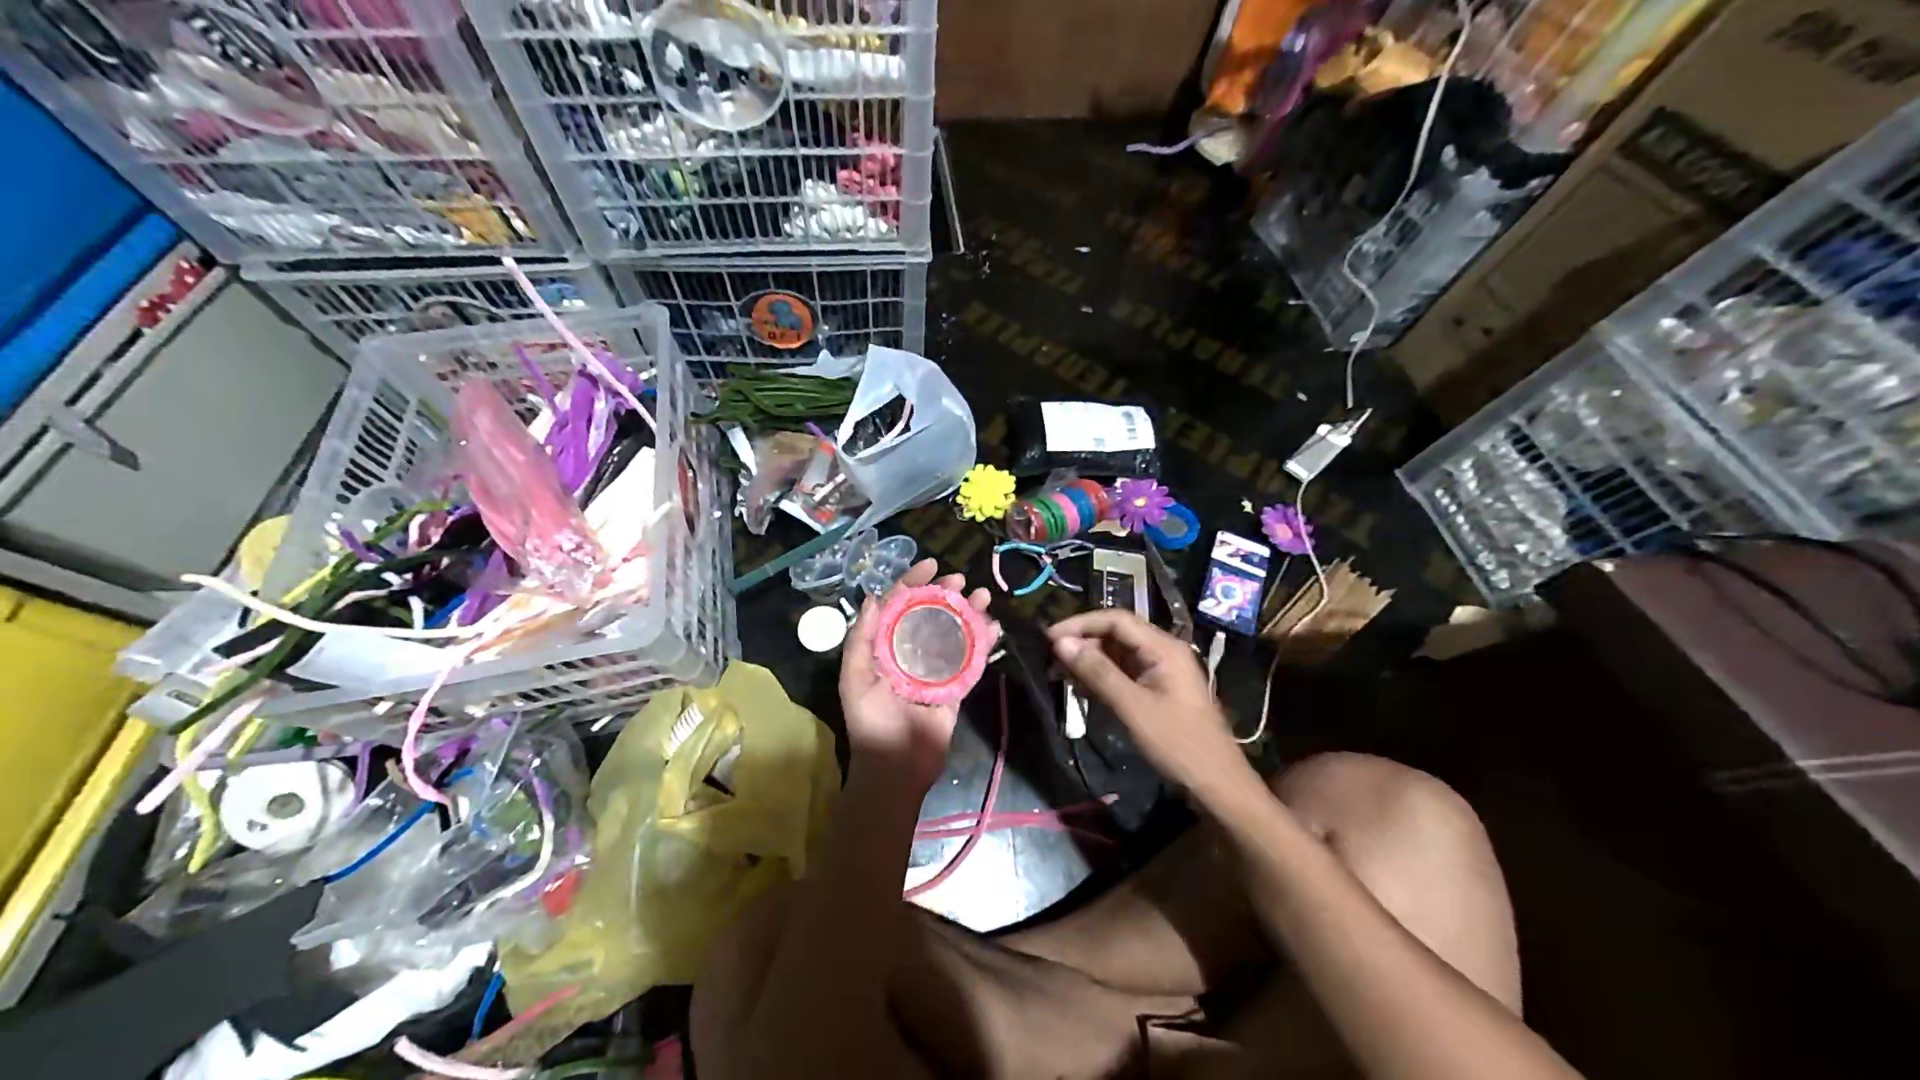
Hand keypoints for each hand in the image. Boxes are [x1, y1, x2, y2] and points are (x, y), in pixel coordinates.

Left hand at [840, 559, 996, 791]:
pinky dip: (983, 643)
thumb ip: (861, 639)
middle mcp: (910, 653)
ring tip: (984, 596)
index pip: (898, 606)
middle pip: (929, 615)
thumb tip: (874, 597)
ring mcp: (935, 670)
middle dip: (945, 593)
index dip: (912, 583)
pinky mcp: (955, 689)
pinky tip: (994, 627)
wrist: (894, 770)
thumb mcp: (854, 679)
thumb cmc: (870, 723)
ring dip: (969, 613)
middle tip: (961, 580)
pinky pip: (971, 661)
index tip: (931, 565)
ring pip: (954, 633)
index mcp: (884, 648)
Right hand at [1047, 610, 1254, 797]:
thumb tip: (1061, 643)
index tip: (1049, 638)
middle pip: (1116, 634)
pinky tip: (1081, 688)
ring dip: (1089, 660)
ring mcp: (1161, 671)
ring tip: (1059, 674)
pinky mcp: (1158, 690)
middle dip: (1083, 642)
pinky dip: (1101, 676)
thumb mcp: (1132, 706)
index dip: (1080, 624)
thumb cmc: (1177, 743)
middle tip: (1050, 660)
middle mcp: (1163, 651)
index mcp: (1164, 648)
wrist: (1216, 784)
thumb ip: (1097, 672)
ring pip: (1118, 653)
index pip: (1116, 619)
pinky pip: (1124, 672)